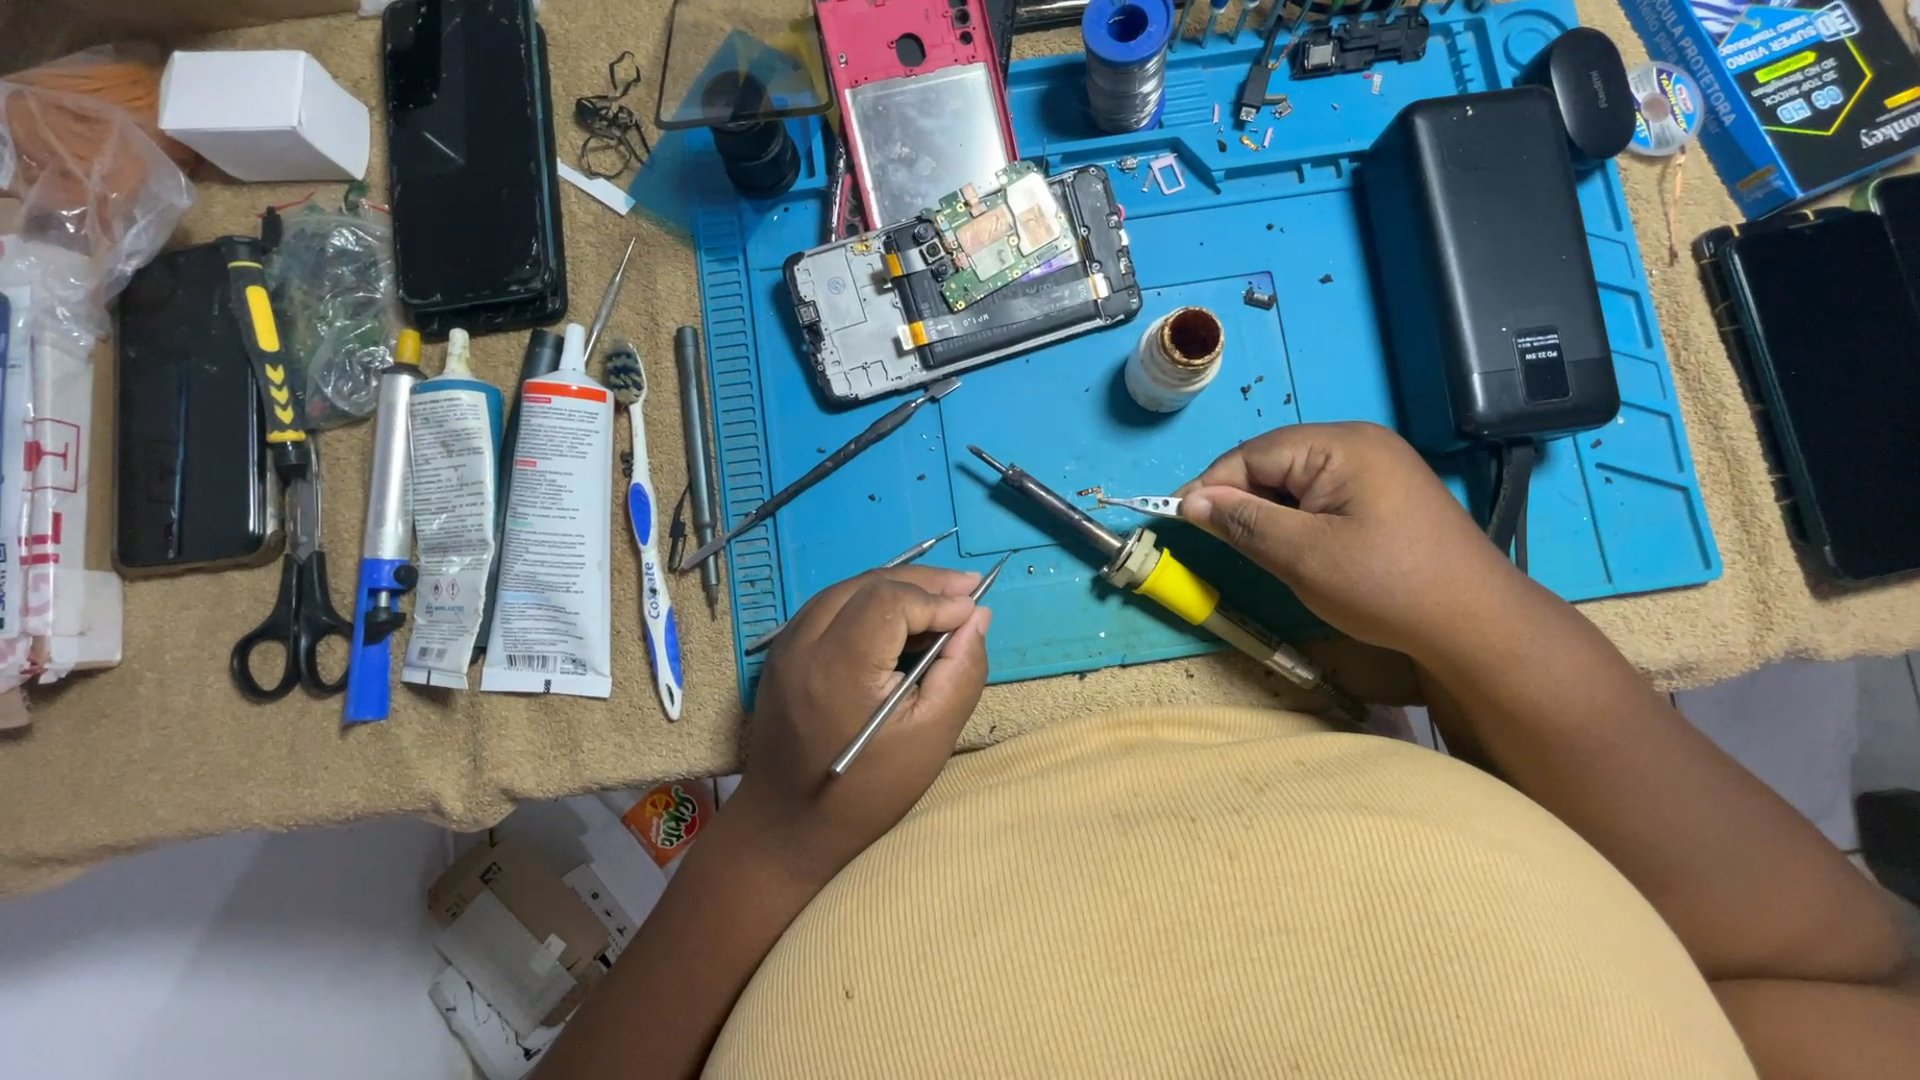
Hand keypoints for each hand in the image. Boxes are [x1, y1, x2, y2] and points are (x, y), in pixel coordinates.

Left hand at [729, 565, 991, 882]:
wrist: (788, 827)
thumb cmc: (867, 793)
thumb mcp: (931, 738)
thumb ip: (960, 671)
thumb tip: (977, 618)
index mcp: (838, 667)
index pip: (890, 599)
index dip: (936, 599)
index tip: (972, 612)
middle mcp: (803, 644)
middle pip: (867, 583)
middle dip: (922, 583)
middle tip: (967, 589)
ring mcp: (786, 646)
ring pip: (846, 589)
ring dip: (895, 587)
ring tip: (941, 599)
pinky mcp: (782, 654)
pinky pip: (829, 607)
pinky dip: (867, 602)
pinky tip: (898, 617)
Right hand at [1176, 422, 1525, 657]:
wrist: (1475, 622)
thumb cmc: (1384, 585)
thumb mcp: (1302, 555)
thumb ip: (1242, 521)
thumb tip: (1190, 501)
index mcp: (1339, 446)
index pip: (1252, 454)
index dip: (1211, 486)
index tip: (1179, 520)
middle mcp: (1358, 443)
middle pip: (1273, 461)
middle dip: (1241, 498)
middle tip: (1221, 541)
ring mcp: (1376, 465)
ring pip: (1295, 480)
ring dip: (1268, 511)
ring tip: (1260, 549)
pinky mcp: (1384, 491)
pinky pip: (1321, 492)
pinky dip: (1297, 517)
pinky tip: (1296, 547)